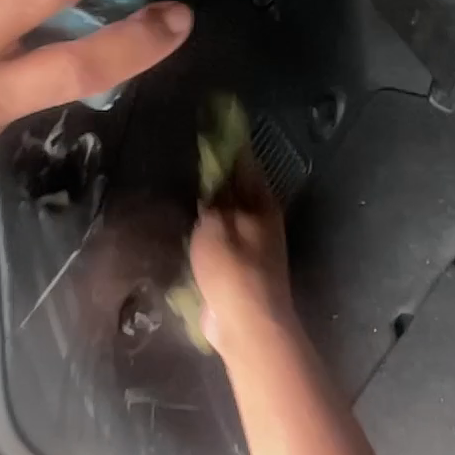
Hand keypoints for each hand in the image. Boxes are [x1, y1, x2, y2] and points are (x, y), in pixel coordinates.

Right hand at [189, 158, 294, 357]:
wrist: (248, 324)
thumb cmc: (232, 268)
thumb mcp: (215, 225)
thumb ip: (213, 201)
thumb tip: (215, 181)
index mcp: (262, 203)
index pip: (244, 164)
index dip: (228, 146)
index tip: (212, 130)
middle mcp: (264, 221)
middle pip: (239, 190)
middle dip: (220, 176)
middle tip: (195, 160)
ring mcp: (257, 248)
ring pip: (232, 216)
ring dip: (215, 206)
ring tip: (191, 191)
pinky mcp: (244, 271)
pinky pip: (224, 241)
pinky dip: (211, 233)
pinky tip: (194, 231)